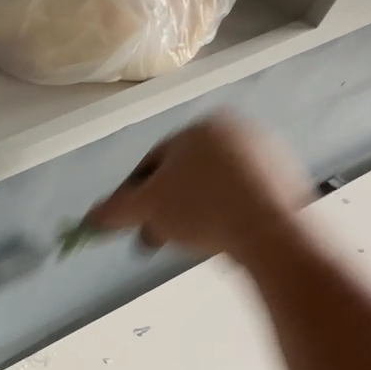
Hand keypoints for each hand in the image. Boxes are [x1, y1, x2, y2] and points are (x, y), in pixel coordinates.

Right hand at [87, 113, 311, 257]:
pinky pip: (234, 196)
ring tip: (183, 242)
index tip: (128, 225)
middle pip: (179, 176)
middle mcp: (233, 130)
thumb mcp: (145, 209)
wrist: (269, 227)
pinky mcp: (280, 177)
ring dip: (186, 215)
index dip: (133, 198)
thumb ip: (112, 211)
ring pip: (206, 187)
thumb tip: (90, 217)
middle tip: (153, 240)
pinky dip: (218, 214)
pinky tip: (215, 236)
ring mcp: (261, 152)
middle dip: (161, 210)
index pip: (151, 163)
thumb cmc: (200, 208)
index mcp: (200, 127)